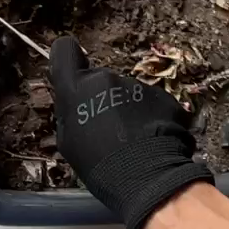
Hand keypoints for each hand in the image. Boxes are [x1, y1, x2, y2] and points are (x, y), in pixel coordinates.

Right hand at [50, 36, 212, 228]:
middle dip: (101, 96)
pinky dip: (150, 117)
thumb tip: (76, 101)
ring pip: (126, 92)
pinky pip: (151, 103)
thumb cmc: (98, 164)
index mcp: (76, 88)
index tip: (72, 72)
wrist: (147, 177)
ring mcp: (137, 85)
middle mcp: (105, 78)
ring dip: (127, 108)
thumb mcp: (69, 142)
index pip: (64, 50)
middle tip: (106, 127)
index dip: (67, 58)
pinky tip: (151, 139)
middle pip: (98, 78)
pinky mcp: (164, 97)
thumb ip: (70, 112)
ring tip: (132, 138)